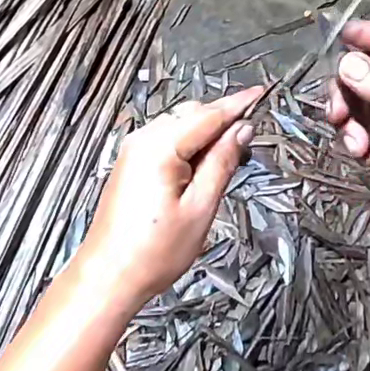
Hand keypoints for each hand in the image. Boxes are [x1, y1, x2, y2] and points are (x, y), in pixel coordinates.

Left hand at [74, 87, 260, 309]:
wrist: (108, 277)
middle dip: (223, 119)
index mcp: (160, 147)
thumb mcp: (201, 207)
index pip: (209, 114)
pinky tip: (202, 165)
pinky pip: (166, 139)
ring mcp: (133, 150)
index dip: (239, 103)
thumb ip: (222, 162)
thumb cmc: (152, 252)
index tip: (260, 93)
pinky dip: (189, 143)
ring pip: (180, 125)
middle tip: (250, 138)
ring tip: (229, 157)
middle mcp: (143, 141)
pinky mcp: (131, 163)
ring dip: (207, 133)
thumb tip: (241, 131)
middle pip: (193, 114)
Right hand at [325, 20, 369, 219]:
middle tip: (339, 116)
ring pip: (356, 99)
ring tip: (358, 146)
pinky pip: (360, 123)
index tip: (337, 38)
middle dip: (348, 94)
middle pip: (363, 70)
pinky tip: (366, 154)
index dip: (362, 37)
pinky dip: (357, 138)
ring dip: (351, 122)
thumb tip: (348, 62)